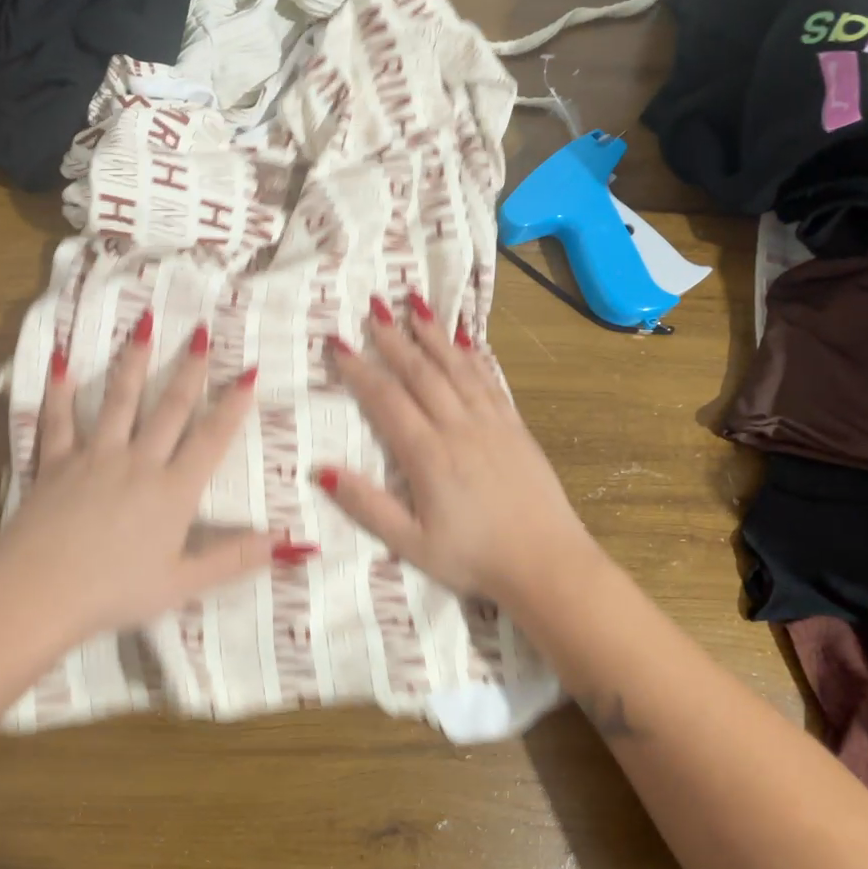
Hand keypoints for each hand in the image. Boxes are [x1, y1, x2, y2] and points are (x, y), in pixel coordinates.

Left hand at [0, 316, 310, 637]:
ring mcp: (94, 458)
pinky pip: (59, 420)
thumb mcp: (184, 583)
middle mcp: (138, 463)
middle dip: (188, 369)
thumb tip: (293, 542)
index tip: (249, 371)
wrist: (38, 590)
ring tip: (143, 326)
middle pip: (168, 409)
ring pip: (119, 401)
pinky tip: (61, 361)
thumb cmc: (115, 592)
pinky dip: (60, 391)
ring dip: (133, 362)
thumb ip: (236, 558)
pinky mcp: (55, 463)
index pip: (211, 439)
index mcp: (174, 492)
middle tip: (201, 332)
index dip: (232, 406)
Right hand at [319, 296, 595, 604]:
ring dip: (435, 335)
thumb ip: (366, 505)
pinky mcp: (516, 428)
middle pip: (421, 373)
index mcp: (428, 455)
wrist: (546, 563)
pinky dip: (474, 357)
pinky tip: (465, 341)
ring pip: (458, 368)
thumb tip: (320, 470)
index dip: (360, 370)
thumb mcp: (410, 543)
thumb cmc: (473, 558)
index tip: (339, 343)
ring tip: (416, 305)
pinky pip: (490, 382)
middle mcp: (459, 428)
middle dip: (395, 339)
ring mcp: (492, 424)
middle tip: (374, 307)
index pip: (386, 400)